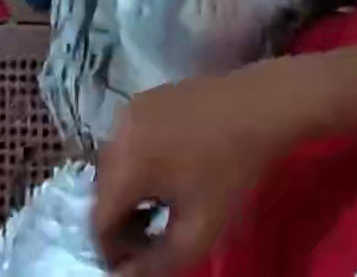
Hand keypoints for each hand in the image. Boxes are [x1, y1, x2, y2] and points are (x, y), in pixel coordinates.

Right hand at [92, 64, 313, 276]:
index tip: (144, 260)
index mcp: (123, 161)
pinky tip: (172, 169)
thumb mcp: (197, 231)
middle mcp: (117, 129)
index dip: (115, 251)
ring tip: (165, 203)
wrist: (259, 105)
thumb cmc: (230, 169)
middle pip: (105, 190)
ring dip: (132, 191)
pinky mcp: (148, 96)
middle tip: (156, 234)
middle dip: (123, 220)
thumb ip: (155, 265)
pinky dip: (140, 161)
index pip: (98, 221)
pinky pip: (130, 139)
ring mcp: (132, 107)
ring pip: (117, 164)